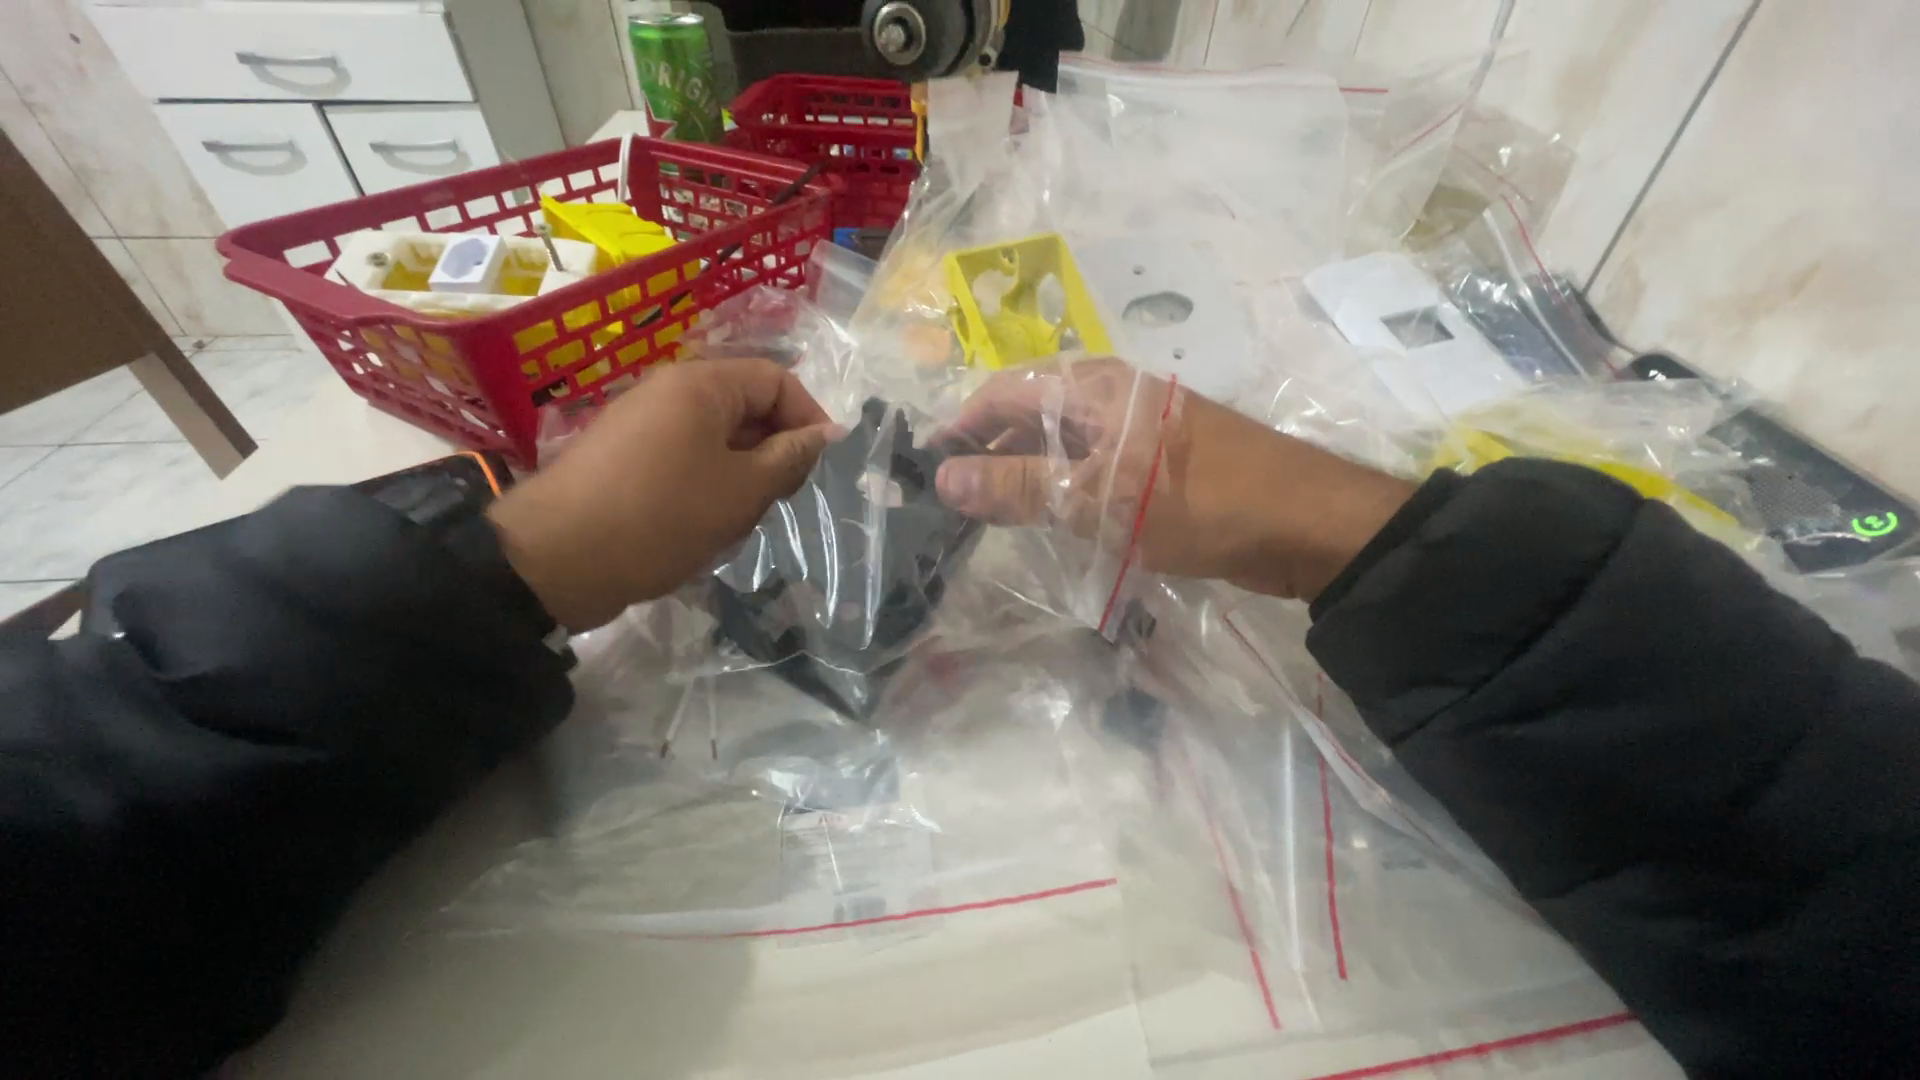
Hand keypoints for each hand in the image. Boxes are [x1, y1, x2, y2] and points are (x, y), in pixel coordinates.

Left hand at [488, 358, 837, 629]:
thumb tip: (827, 432)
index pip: (776, 379)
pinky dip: (710, 486)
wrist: (558, 559)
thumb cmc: (664, 515)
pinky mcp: (627, 457)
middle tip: (780, 500)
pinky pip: (687, 458)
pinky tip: (706, 525)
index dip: (809, 417)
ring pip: (719, 439)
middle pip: (747, 406)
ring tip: (739, 519)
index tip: (821, 465)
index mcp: (701, 384)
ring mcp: (644, 424)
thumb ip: (791, 457)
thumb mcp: (743, 489)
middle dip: (775, 451)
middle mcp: (670, 391)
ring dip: (743, 475)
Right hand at [932, 358, 1414, 600]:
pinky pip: (1091, 469)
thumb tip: (944, 480)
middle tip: (951, 498)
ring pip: (1061, 445)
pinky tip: (1047, 520)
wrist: (1306, 526)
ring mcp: (1136, 431)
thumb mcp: (1098, 497)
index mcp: (1094, 387)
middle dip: (987, 451)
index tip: (925, 465)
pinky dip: (1061, 490)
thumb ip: (1019, 487)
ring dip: (1023, 473)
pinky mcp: (1156, 466)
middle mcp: (1111, 398)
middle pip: (1030, 415)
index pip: (1003, 393)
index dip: (960, 426)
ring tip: (987, 513)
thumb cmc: (1200, 502)